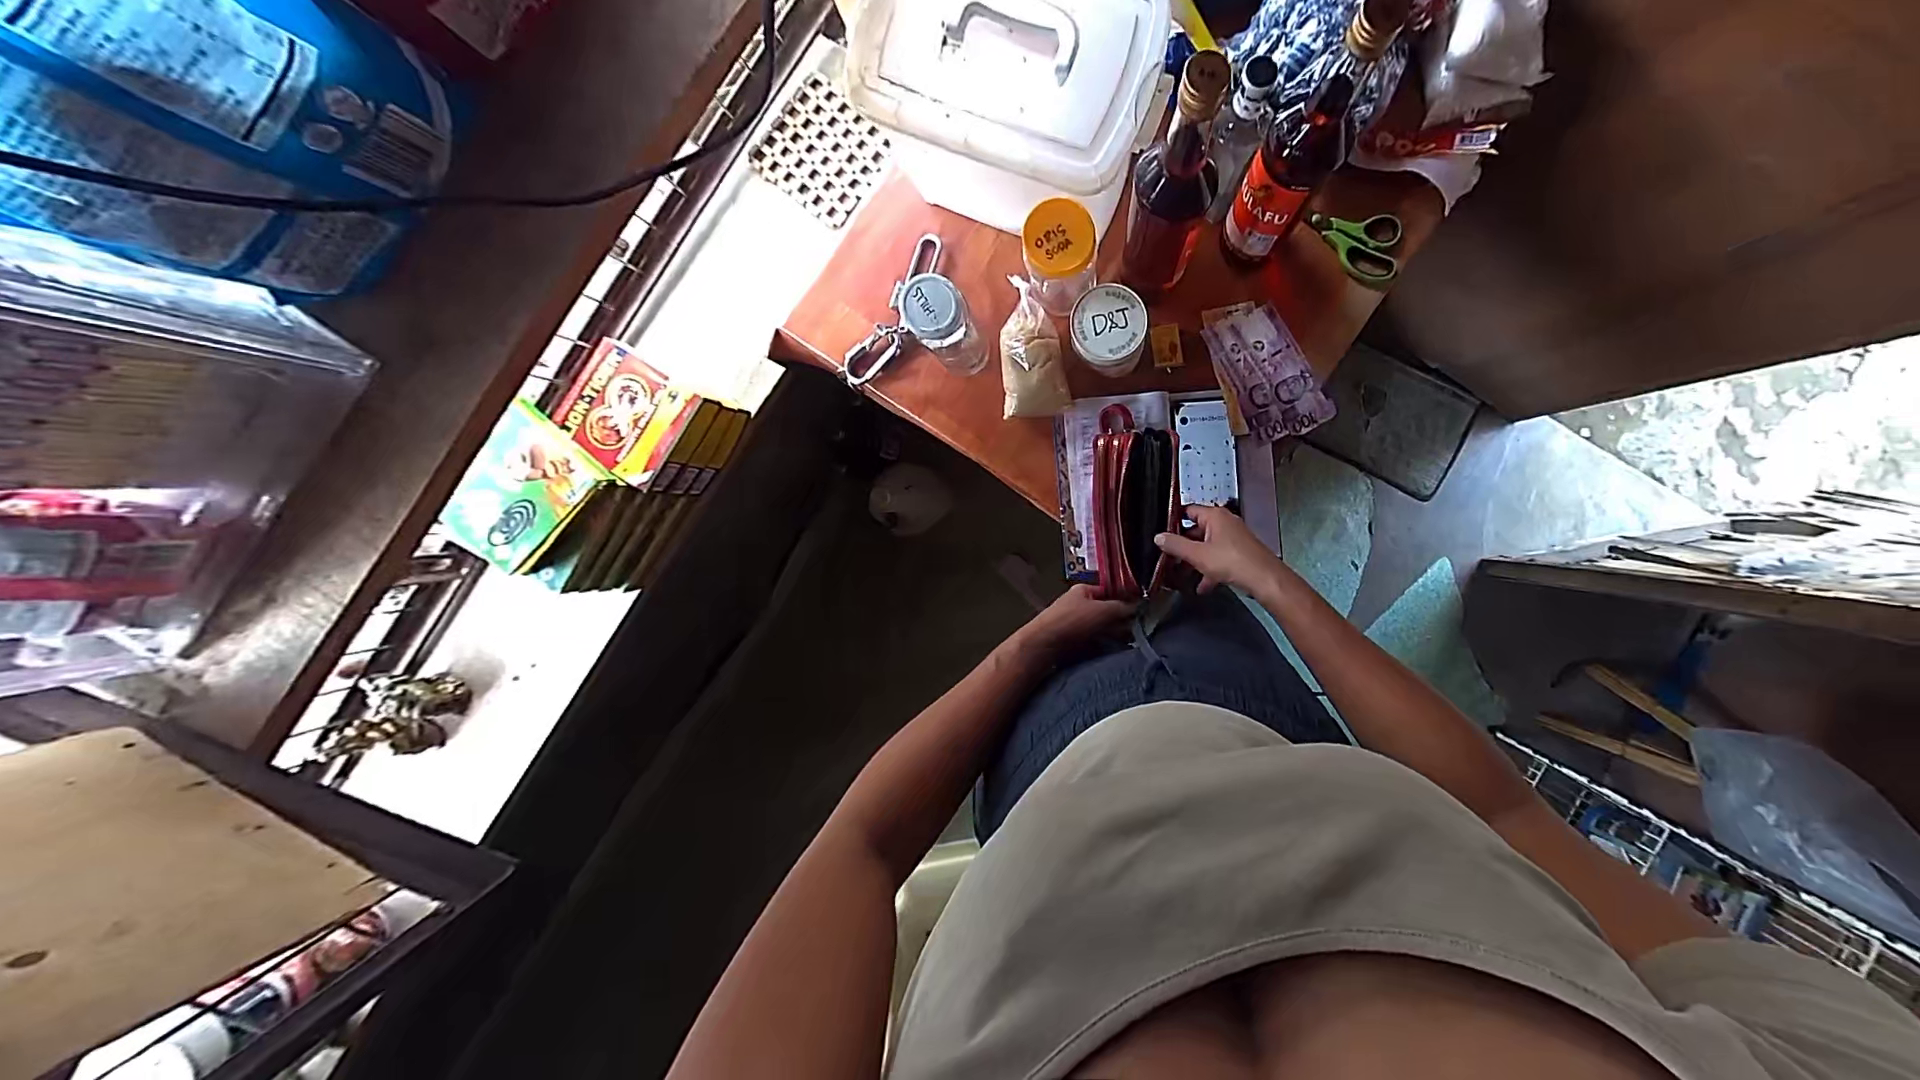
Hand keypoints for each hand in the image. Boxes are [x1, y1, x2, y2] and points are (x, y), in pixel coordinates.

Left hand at [1017, 584, 1135, 659]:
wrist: (1043, 645)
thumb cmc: (1072, 621)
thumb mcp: (1103, 610)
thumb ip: (1122, 607)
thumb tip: (1138, 607)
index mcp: (1084, 591)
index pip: (1110, 591)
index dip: (1126, 599)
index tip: (1143, 610)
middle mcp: (1079, 605)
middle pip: (1107, 610)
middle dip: (1122, 620)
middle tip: (1139, 630)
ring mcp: (1075, 623)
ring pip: (1102, 627)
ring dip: (1115, 634)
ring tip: (1131, 642)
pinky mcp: (1073, 641)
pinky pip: (1095, 641)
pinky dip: (1105, 645)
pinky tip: (1116, 651)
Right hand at [1154, 505, 1280, 594]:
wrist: (1265, 580)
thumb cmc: (1236, 562)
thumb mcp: (1197, 555)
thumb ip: (1175, 545)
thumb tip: (1160, 537)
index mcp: (1215, 516)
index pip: (1188, 511)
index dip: (1173, 521)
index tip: (1162, 533)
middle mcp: (1225, 523)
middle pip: (1196, 530)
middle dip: (1183, 545)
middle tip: (1169, 556)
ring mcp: (1234, 538)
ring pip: (1207, 546)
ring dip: (1195, 560)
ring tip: (1183, 574)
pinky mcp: (1239, 553)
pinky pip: (1218, 558)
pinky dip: (1209, 569)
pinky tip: (1202, 586)